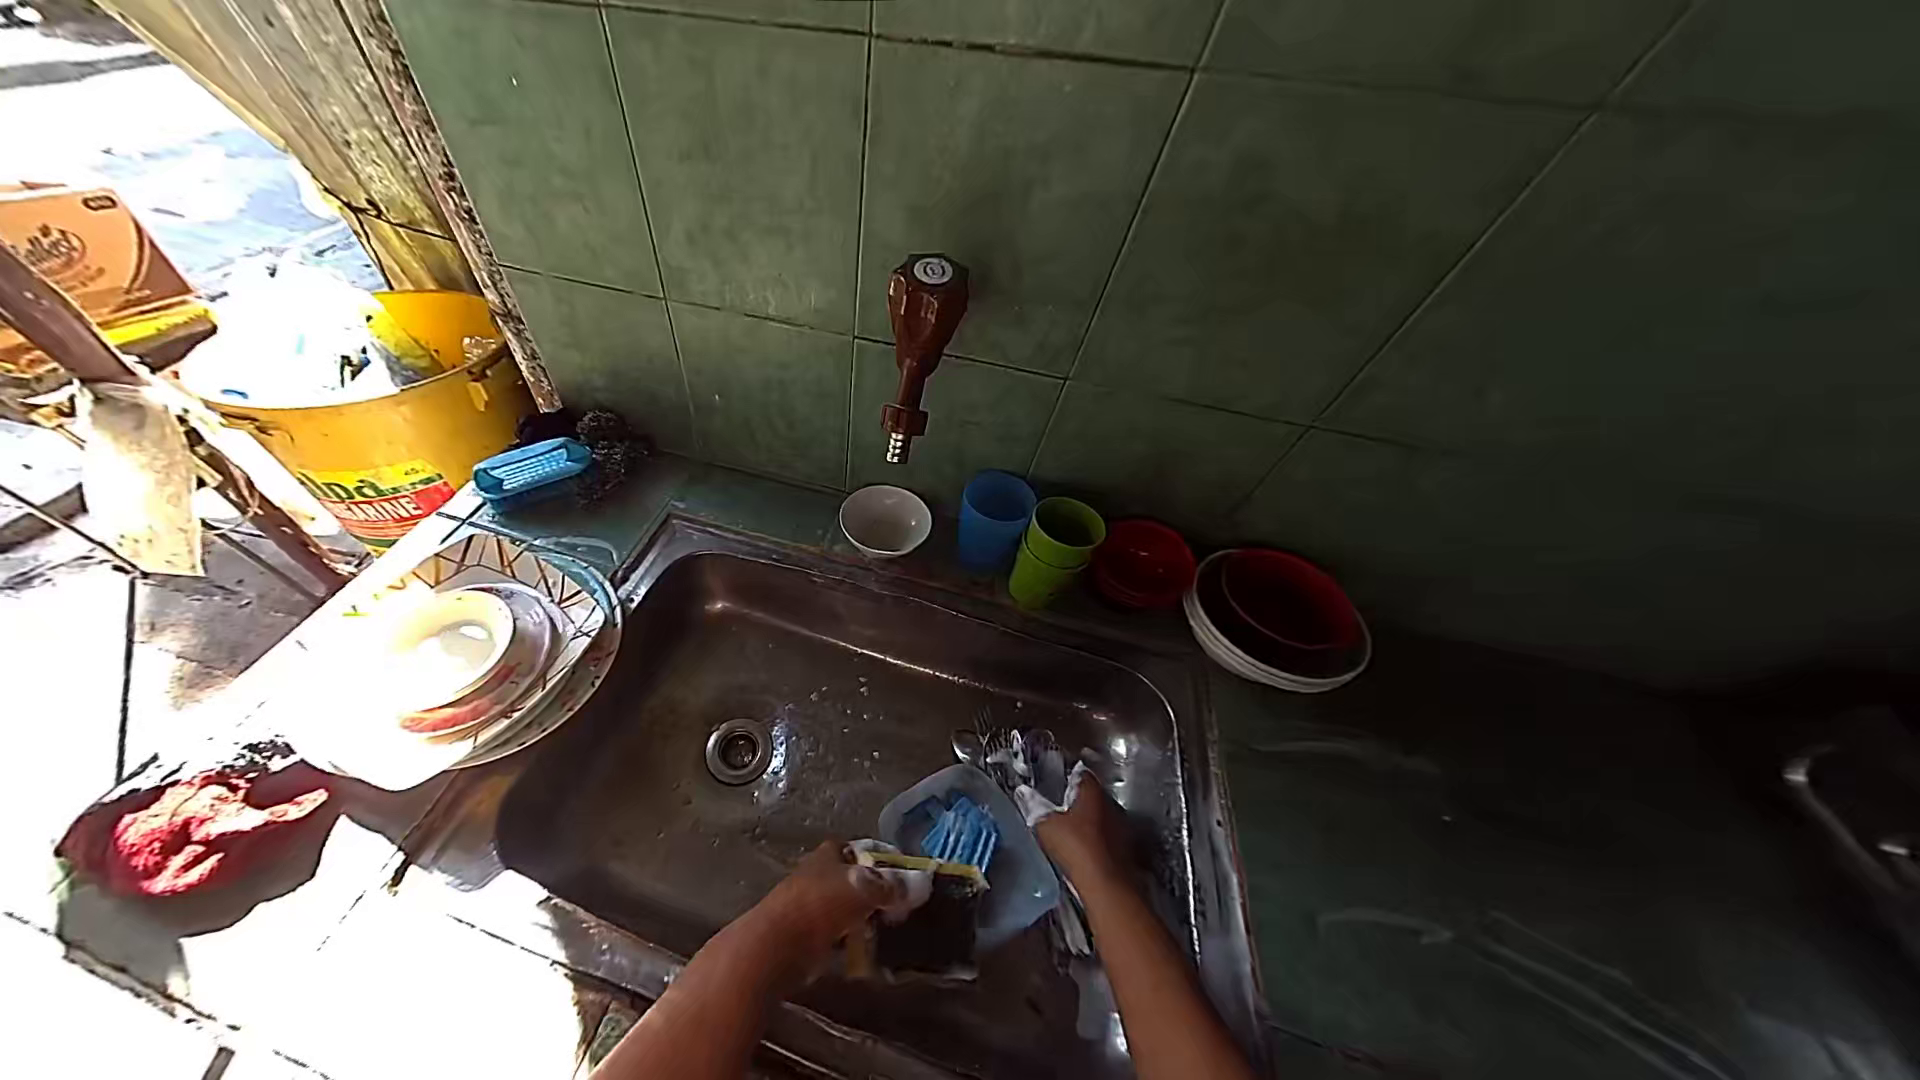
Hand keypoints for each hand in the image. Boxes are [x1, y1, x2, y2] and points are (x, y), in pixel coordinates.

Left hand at [736, 841, 924, 977]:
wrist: (771, 949)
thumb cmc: (819, 906)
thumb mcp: (863, 889)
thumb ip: (893, 886)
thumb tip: (924, 882)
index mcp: (832, 852)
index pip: (867, 849)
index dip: (890, 860)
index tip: (911, 877)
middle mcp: (820, 872)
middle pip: (859, 879)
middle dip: (881, 893)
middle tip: (903, 909)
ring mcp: (810, 904)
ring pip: (849, 908)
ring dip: (867, 919)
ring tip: (889, 932)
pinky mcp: (804, 935)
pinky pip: (838, 934)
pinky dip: (852, 942)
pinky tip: (866, 954)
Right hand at [1031, 767, 1128, 887]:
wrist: (1107, 887)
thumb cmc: (1076, 848)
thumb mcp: (1047, 825)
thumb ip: (1035, 806)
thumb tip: (1024, 793)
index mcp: (1092, 791)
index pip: (1080, 773)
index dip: (1067, 776)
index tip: (1055, 782)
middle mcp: (1111, 804)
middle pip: (1091, 794)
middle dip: (1077, 799)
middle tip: (1058, 807)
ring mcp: (1121, 826)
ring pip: (1101, 815)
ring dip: (1088, 820)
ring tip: (1069, 830)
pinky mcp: (1126, 849)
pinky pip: (1107, 836)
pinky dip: (1096, 839)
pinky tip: (1084, 850)